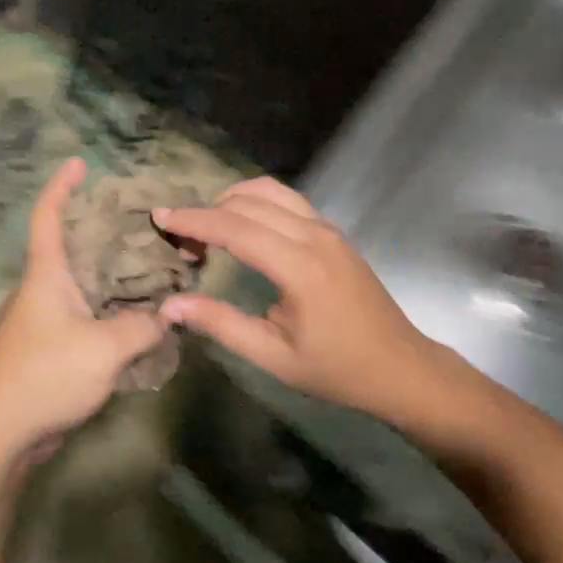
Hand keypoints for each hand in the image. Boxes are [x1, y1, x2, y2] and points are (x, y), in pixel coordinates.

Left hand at [0, 158, 165, 460]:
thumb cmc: (44, 375)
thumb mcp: (103, 349)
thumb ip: (140, 328)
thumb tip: (168, 315)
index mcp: (45, 274)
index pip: (48, 216)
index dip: (61, 186)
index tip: (79, 163)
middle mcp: (40, 289)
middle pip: (71, 248)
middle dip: (103, 233)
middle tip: (142, 225)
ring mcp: (41, 320)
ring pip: (80, 285)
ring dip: (110, 276)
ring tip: (150, 271)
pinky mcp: (47, 349)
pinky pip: (82, 316)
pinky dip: (107, 311)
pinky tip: (135, 322)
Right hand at [154, 177, 453, 422]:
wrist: (401, 369)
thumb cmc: (337, 370)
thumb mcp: (274, 358)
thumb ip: (221, 325)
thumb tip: (170, 306)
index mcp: (300, 268)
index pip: (235, 228)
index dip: (194, 220)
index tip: (160, 219)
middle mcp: (314, 236)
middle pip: (247, 203)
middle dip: (205, 211)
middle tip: (176, 234)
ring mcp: (326, 228)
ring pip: (268, 191)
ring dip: (230, 199)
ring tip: (205, 225)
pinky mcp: (332, 230)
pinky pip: (286, 199)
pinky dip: (254, 200)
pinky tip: (239, 222)